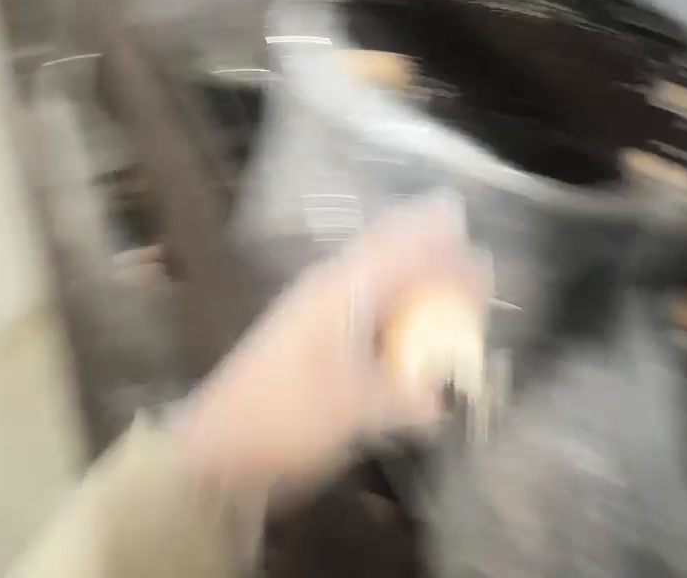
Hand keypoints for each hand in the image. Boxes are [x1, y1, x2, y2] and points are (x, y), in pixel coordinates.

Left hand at [170, 192, 490, 504]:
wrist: (218, 449)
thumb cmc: (285, 418)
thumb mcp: (354, 411)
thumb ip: (403, 401)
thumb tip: (438, 404)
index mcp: (340, 291)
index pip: (398, 252)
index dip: (435, 242)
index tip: (469, 238)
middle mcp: (329, 291)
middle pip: (384, 252)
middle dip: (422, 244)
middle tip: (458, 237)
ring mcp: (316, 314)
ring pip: (372, 277)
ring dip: (405, 272)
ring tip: (440, 272)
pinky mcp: (310, 341)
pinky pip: (361, 307)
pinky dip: (388, 306)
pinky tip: (401, 322)